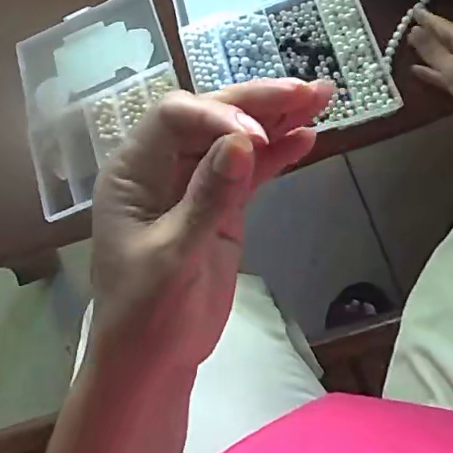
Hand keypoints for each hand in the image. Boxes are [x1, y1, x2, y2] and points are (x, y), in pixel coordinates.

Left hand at [89, 79, 334, 375]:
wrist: (152, 362)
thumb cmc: (145, 313)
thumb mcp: (174, 256)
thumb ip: (208, 198)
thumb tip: (242, 141)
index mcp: (132, 171)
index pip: (174, 118)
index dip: (218, 115)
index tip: (258, 136)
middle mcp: (160, 168)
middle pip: (208, 118)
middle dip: (256, 103)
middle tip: (307, 90)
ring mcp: (192, 186)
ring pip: (233, 140)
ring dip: (275, 119)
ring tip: (320, 97)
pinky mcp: (218, 207)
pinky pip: (248, 171)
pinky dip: (277, 155)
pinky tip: (307, 137)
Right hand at [406, 10, 452, 139]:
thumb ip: (433, 51)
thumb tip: (414, 29)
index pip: (445, 26)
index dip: (428, 19)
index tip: (412, 10)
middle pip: (448, 40)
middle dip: (429, 34)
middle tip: (408, 27)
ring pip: (448, 57)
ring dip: (431, 53)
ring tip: (410, 47)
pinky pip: (449, 74)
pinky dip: (435, 72)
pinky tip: (419, 72)